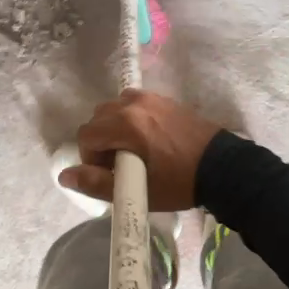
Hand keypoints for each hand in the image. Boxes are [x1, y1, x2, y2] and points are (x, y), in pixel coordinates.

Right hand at [58, 91, 224, 211]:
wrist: (223, 167)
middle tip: (121, 166)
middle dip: (101, 142)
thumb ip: (98, 183)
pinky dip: (131, 120)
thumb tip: (65, 176)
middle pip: (98, 118)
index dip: (91, 158)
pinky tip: (149, 141)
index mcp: (126, 124)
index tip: (111, 175)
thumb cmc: (179, 183)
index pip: (86, 135)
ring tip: (134, 152)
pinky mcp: (165, 100)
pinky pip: (134, 105)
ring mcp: (151, 98)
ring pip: (115, 109)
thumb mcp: (137, 190)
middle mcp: (134, 103)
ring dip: (115, 129)